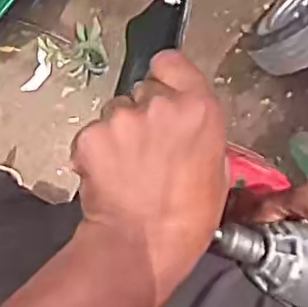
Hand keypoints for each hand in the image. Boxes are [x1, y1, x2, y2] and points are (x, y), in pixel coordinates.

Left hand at [70, 51, 227, 306]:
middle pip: (141, 90)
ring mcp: (121, 118)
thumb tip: (188, 123)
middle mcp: (159, 105)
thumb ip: (201, 133)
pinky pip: (92, 133)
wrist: (140, 244)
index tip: (161, 90)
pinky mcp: (91, 135)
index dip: (164, 76)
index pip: (170, 62)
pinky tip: (107, 174)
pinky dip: (95, 150)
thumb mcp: (217, 171)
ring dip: (117, 132)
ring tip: (126, 167)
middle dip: (141, 112)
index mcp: (199, 109)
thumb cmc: (185, 218)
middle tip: (146, 148)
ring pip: (113, 111)